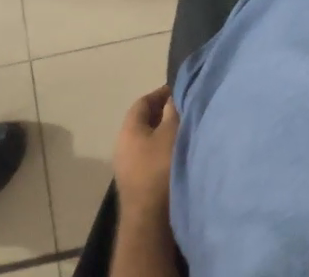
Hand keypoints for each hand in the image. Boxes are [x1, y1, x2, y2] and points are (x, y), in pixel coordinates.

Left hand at [114, 85, 178, 216]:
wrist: (149, 218)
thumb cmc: (160, 167)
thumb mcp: (171, 132)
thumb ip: (172, 112)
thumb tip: (172, 99)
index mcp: (128, 130)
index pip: (143, 102)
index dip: (161, 93)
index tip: (181, 90)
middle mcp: (123, 145)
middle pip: (143, 121)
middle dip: (163, 113)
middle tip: (185, 109)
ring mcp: (127, 165)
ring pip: (147, 139)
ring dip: (164, 133)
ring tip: (185, 130)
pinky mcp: (136, 181)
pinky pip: (149, 155)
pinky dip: (163, 149)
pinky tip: (178, 153)